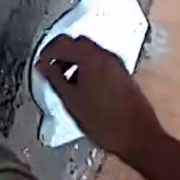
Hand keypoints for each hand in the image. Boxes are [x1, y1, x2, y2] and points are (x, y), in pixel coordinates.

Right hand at [37, 35, 168, 163]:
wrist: (139, 137)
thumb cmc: (103, 121)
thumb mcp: (72, 101)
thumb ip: (55, 79)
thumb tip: (44, 65)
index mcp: (91, 57)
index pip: (63, 42)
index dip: (47, 51)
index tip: (40, 64)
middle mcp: (105, 54)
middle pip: (78, 42)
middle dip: (62, 52)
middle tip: (51, 69)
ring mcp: (116, 62)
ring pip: (89, 51)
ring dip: (74, 59)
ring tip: (65, 80)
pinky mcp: (122, 73)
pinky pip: (100, 60)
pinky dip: (87, 65)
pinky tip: (82, 86)